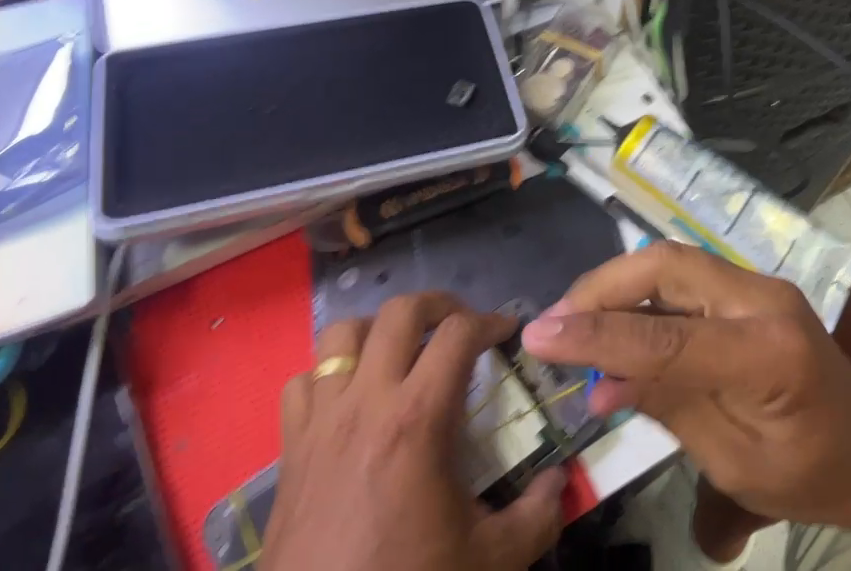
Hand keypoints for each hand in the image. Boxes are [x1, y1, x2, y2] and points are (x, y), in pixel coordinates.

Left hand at [262, 292, 565, 570]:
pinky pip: (303, 381)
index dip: (489, 321)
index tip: (506, 332)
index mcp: (417, 418)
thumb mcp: (491, 558)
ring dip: (378, 330)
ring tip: (402, 351)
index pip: (457, 334)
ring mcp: (320, 420)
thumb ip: (538, 514)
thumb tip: (561, 482)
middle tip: (461, 325)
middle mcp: (365, 402)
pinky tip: (349, 398)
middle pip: (398, 311)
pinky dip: (328, 374)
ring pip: (341, 335)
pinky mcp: (289, 445)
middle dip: (438, 305)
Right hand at [520, 244, 850, 531]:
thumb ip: (667, 407)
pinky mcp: (751, 289)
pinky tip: (614, 330)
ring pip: (670, 262)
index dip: (597, 334)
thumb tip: (598, 383)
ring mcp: (760, 286)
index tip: (538, 336)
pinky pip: (684, 279)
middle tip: (552, 325)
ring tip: (572, 326)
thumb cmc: (811, 473)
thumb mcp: (733, 462)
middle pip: (665, 266)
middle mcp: (765, 299)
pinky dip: (641, 299)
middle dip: (600, 289)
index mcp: (769, 352)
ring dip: (616, 288)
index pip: (666, 336)